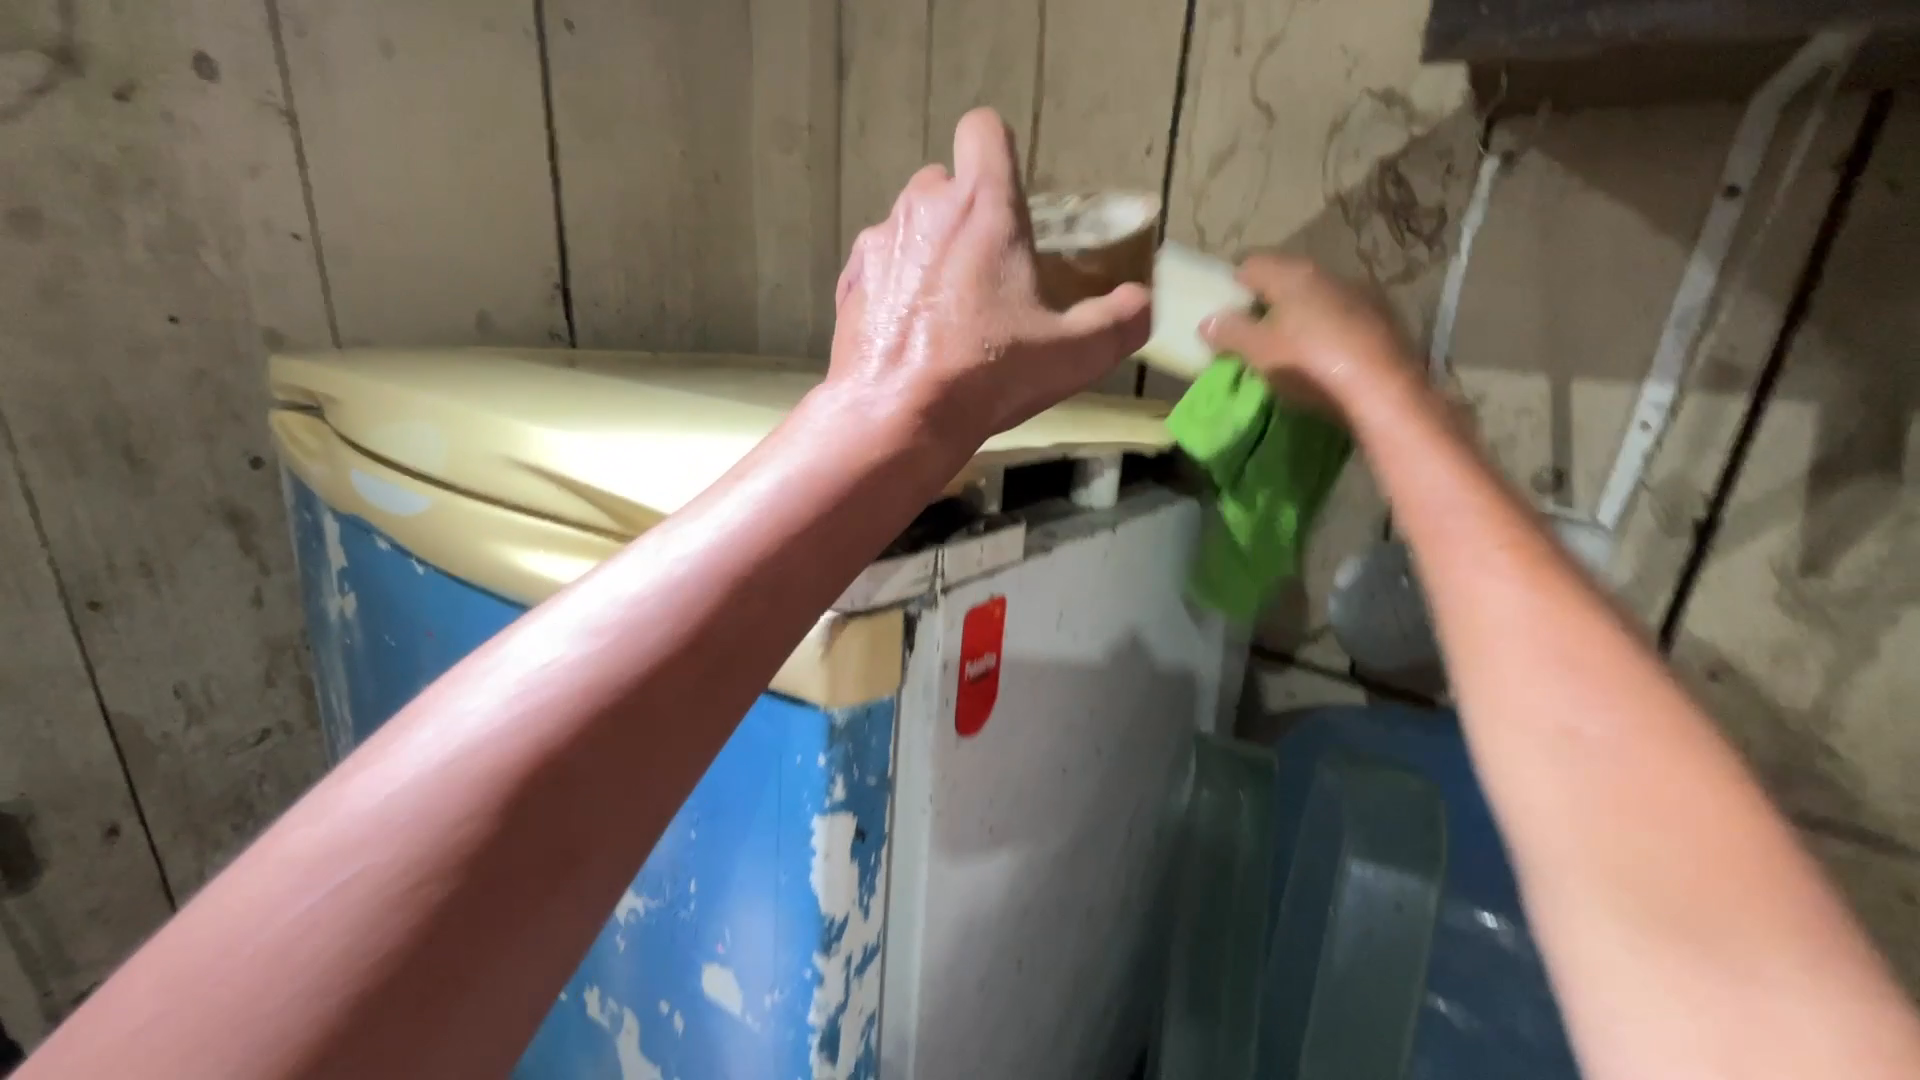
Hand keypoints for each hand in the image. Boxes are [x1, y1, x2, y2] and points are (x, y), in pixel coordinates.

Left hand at [830, 109, 1150, 452]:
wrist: (899, 416)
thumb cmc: (990, 374)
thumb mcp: (1076, 354)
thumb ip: (1121, 319)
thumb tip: (1140, 302)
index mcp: (982, 206)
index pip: (984, 130)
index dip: (998, 154)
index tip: (1011, 198)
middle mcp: (924, 207)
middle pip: (945, 182)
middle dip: (965, 212)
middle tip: (987, 270)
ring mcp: (879, 242)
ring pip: (908, 223)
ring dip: (929, 250)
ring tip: (946, 308)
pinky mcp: (850, 281)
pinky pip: (877, 265)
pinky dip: (894, 286)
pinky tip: (908, 330)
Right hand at [1198, 255, 1414, 417]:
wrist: (1383, 391)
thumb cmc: (1309, 364)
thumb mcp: (1258, 352)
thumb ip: (1229, 332)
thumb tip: (1208, 321)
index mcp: (1294, 275)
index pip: (1252, 264)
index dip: (1233, 285)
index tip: (1224, 311)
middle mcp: (1329, 274)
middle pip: (1287, 279)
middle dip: (1268, 301)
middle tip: (1253, 332)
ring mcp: (1362, 294)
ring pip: (1319, 297)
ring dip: (1301, 315)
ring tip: (1289, 346)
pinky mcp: (1385, 319)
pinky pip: (1344, 317)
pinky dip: (1328, 329)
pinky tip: (1325, 356)